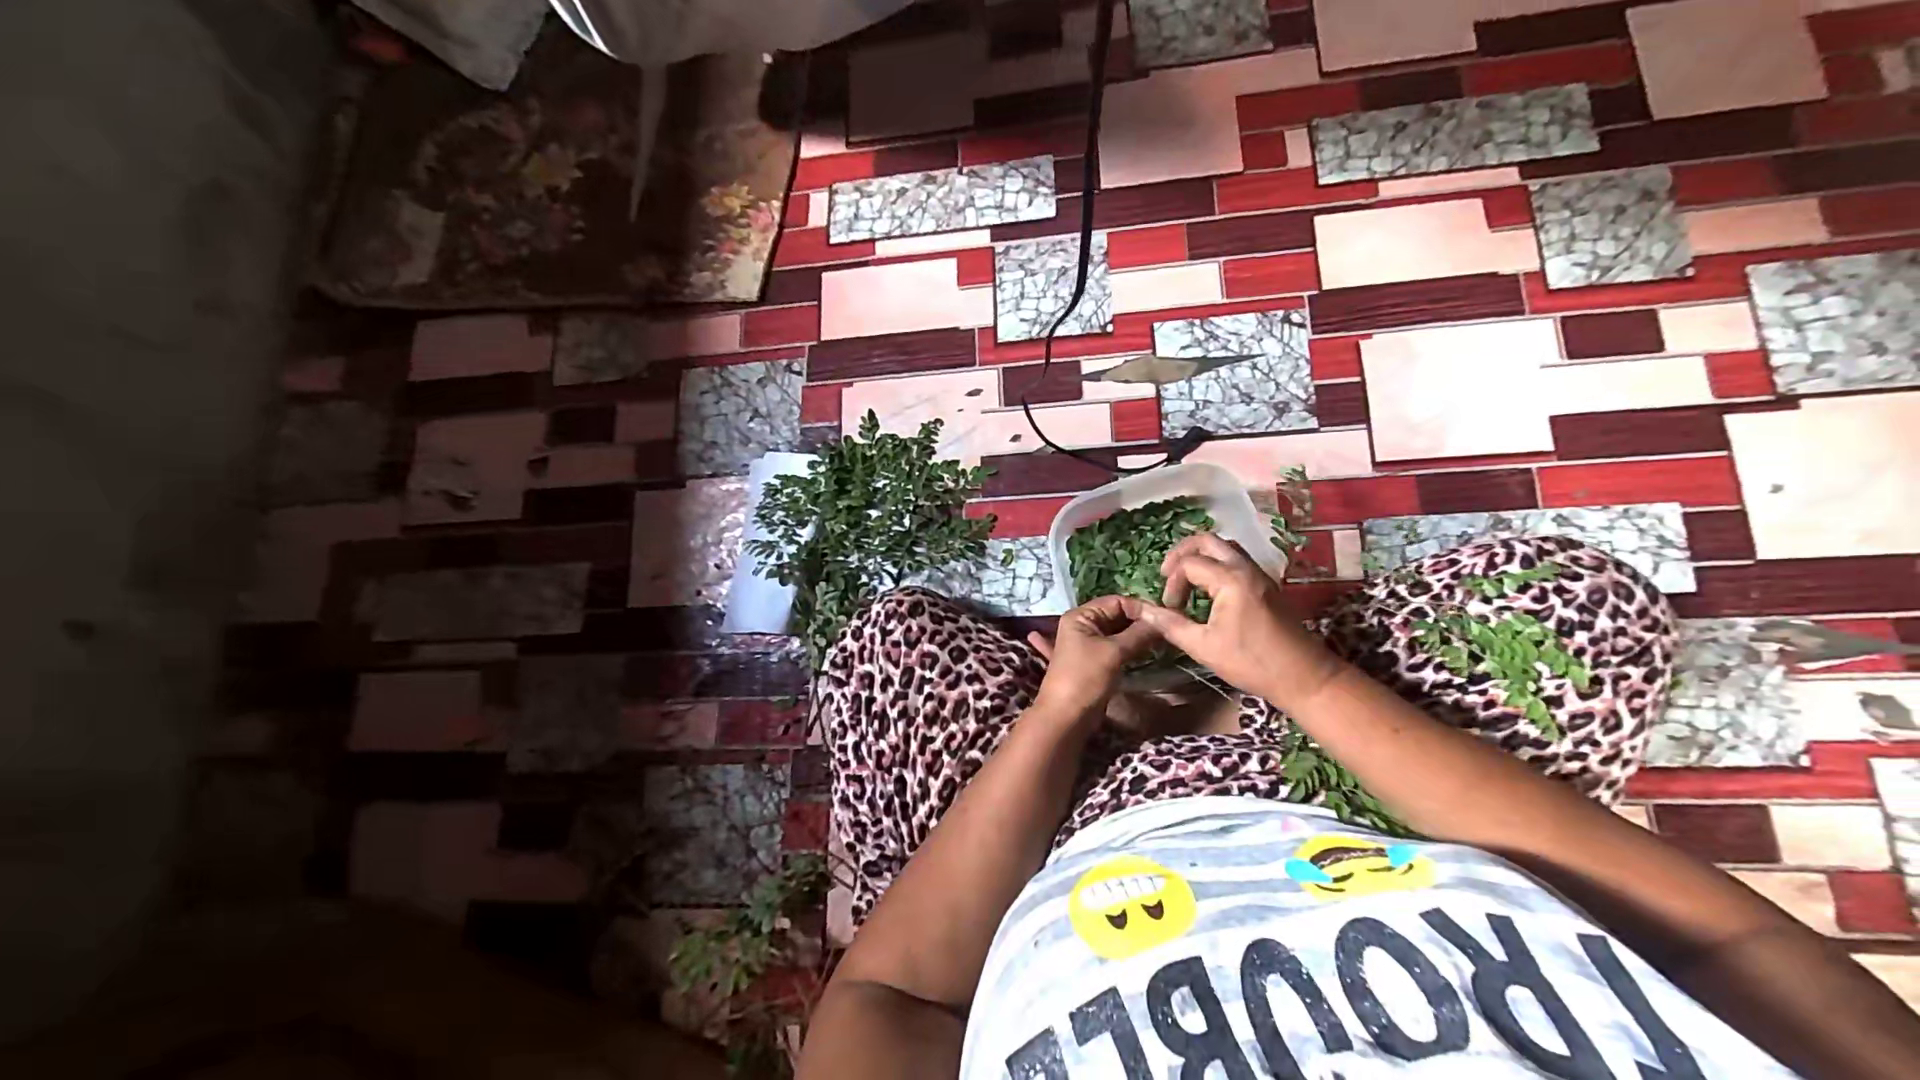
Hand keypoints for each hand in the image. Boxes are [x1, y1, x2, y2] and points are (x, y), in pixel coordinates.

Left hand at [1027, 595, 1160, 722]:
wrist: (1066, 717)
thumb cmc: (1085, 678)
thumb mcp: (1114, 652)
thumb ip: (1139, 634)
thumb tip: (1163, 621)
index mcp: (1081, 616)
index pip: (1115, 601)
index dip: (1140, 607)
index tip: (1165, 618)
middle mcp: (1083, 625)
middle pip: (1117, 615)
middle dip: (1141, 622)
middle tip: (1168, 630)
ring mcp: (1089, 644)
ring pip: (1119, 632)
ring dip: (1139, 635)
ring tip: (1164, 640)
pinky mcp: (1096, 661)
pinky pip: (1117, 647)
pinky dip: (1132, 647)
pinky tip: (1150, 650)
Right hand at [1121, 532, 1345, 710]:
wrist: (1305, 677)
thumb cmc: (1252, 663)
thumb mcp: (1203, 646)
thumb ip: (1170, 625)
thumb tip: (1142, 612)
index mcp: (1231, 580)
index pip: (1189, 563)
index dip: (1172, 583)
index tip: (1169, 608)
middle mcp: (1246, 569)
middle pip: (1208, 541)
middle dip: (1181, 553)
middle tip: (1166, 574)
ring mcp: (1260, 575)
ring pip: (1225, 548)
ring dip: (1201, 557)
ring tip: (1185, 580)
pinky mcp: (1267, 586)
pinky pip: (1237, 561)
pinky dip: (1216, 566)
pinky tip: (1207, 591)